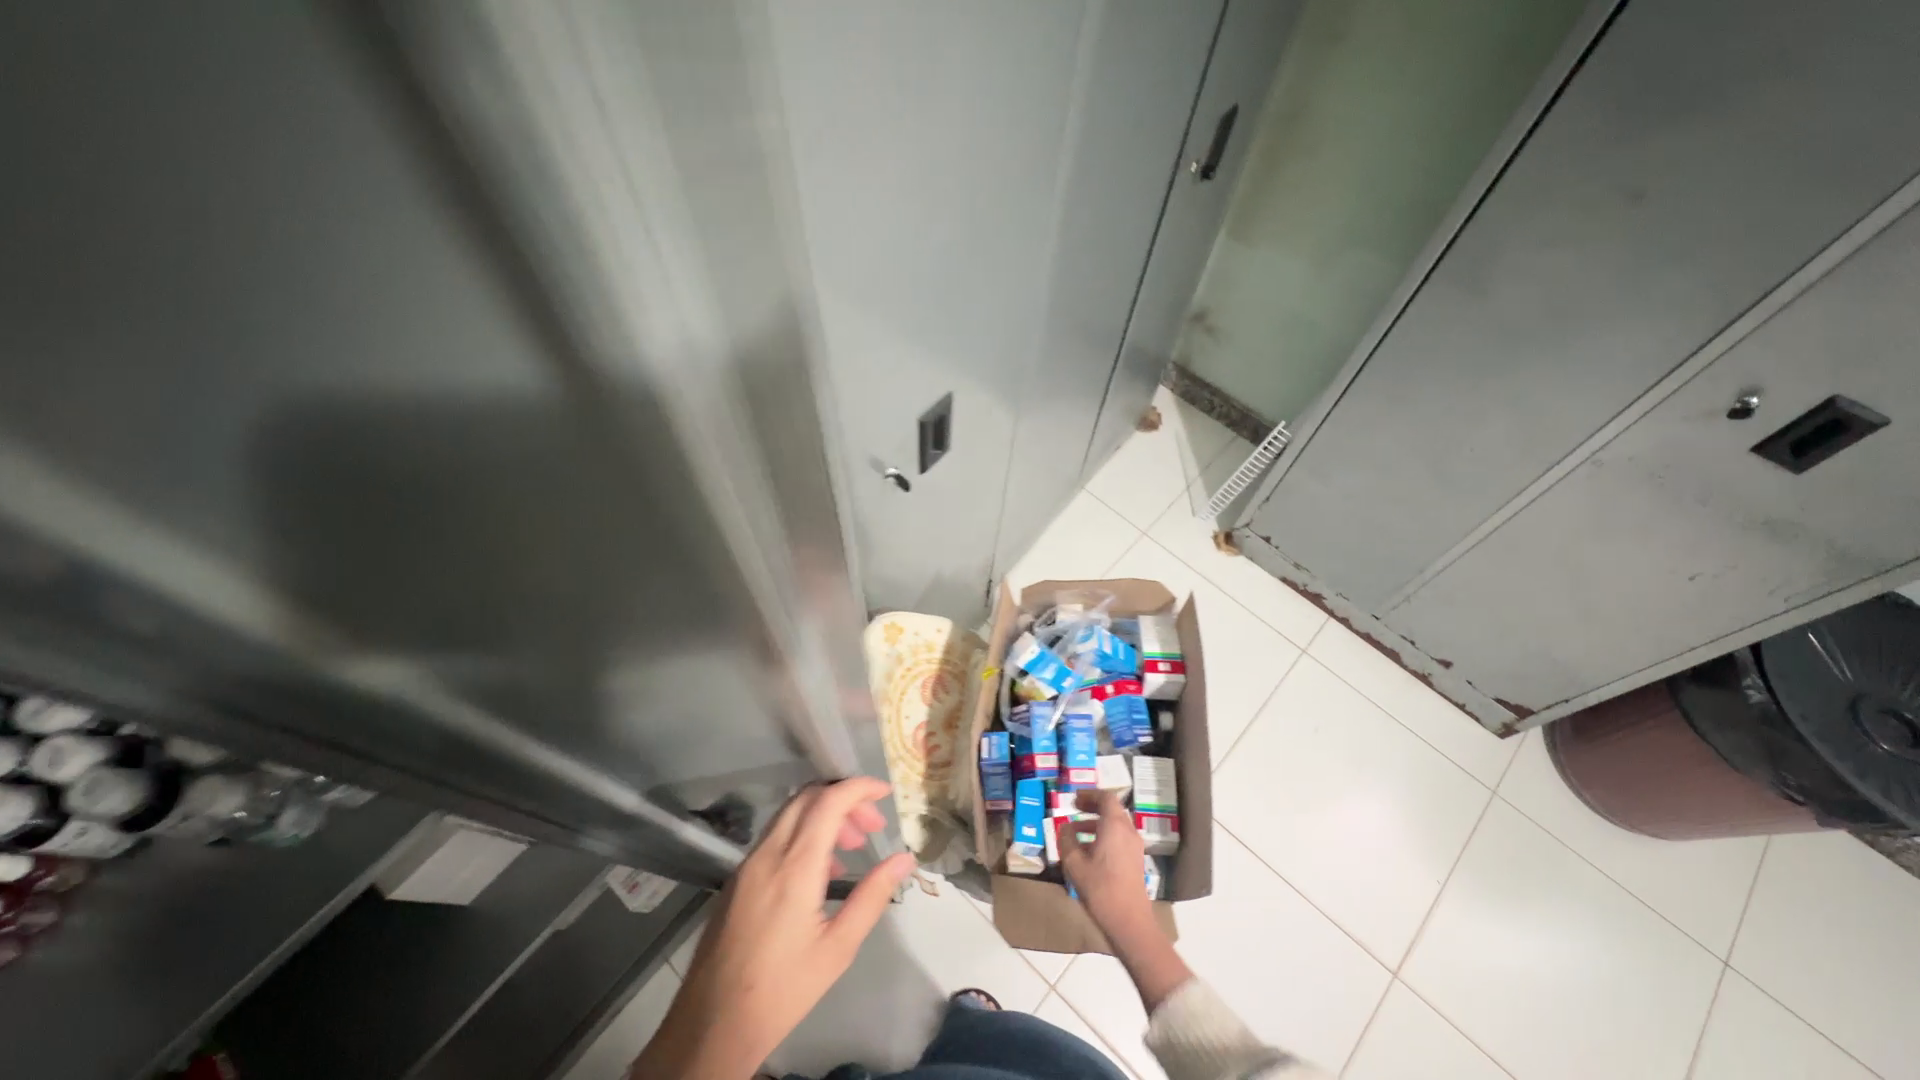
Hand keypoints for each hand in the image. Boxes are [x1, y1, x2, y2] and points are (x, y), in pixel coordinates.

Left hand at [634, 777, 914, 1079]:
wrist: (714, 1022)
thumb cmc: (784, 989)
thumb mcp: (839, 947)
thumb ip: (872, 896)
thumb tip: (904, 859)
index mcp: (794, 867)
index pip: (828, 802)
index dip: (859, 787)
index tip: (885, 793)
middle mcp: (766, 855)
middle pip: (806, 798)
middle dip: (844, 799)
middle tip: (872, 827)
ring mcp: (746, 866)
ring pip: (787, 816)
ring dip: (823, 817)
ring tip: (852, 849)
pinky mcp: (735, 881)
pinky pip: (773, 838)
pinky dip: (802, 835)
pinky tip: (819, 873)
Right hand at [1059, 788, 1192, 1014]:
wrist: (1129, 921)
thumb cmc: (1100, 888)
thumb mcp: (1074, 863)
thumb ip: (1067, 840)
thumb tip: (1065, 828)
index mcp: (1114, 826)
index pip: (1106, 798)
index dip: (1089, 795)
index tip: (1073, 799)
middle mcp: (1128, 832)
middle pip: (1112, 811)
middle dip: (1092, 808)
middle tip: (1074, 810)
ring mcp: (1135, 847)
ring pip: (1115, 826)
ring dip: (1096, 825)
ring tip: (1075, 835)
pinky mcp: (1135, 861)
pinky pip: (1119, 839)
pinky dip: (1104, 837)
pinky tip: (1088, 854)